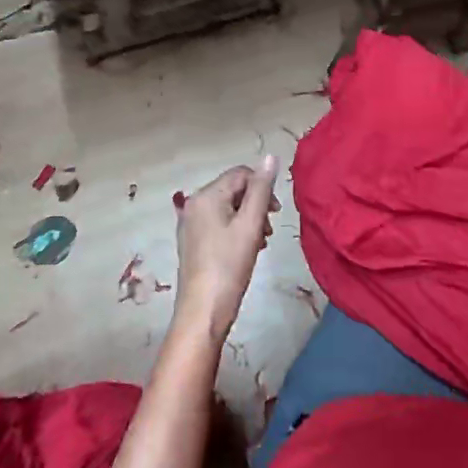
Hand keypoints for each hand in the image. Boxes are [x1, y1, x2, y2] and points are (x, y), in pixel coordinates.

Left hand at [172, 156, 279, 341]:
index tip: (276, 211)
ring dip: (249, 218)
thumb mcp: (251, 224)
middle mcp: (193, 204)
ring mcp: (191, 224)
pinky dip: (237, 229)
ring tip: (261, 240)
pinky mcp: (193, 241)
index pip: (241, 173)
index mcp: (206, 196)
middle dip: (256, 203)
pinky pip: (219, 223)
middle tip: (270, 228)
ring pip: (228, 207)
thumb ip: (262, 189)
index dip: (262, 186)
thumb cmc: (230, 264)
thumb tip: (270, 157)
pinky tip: (248, 248)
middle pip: (233, 189)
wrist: (203, 310)